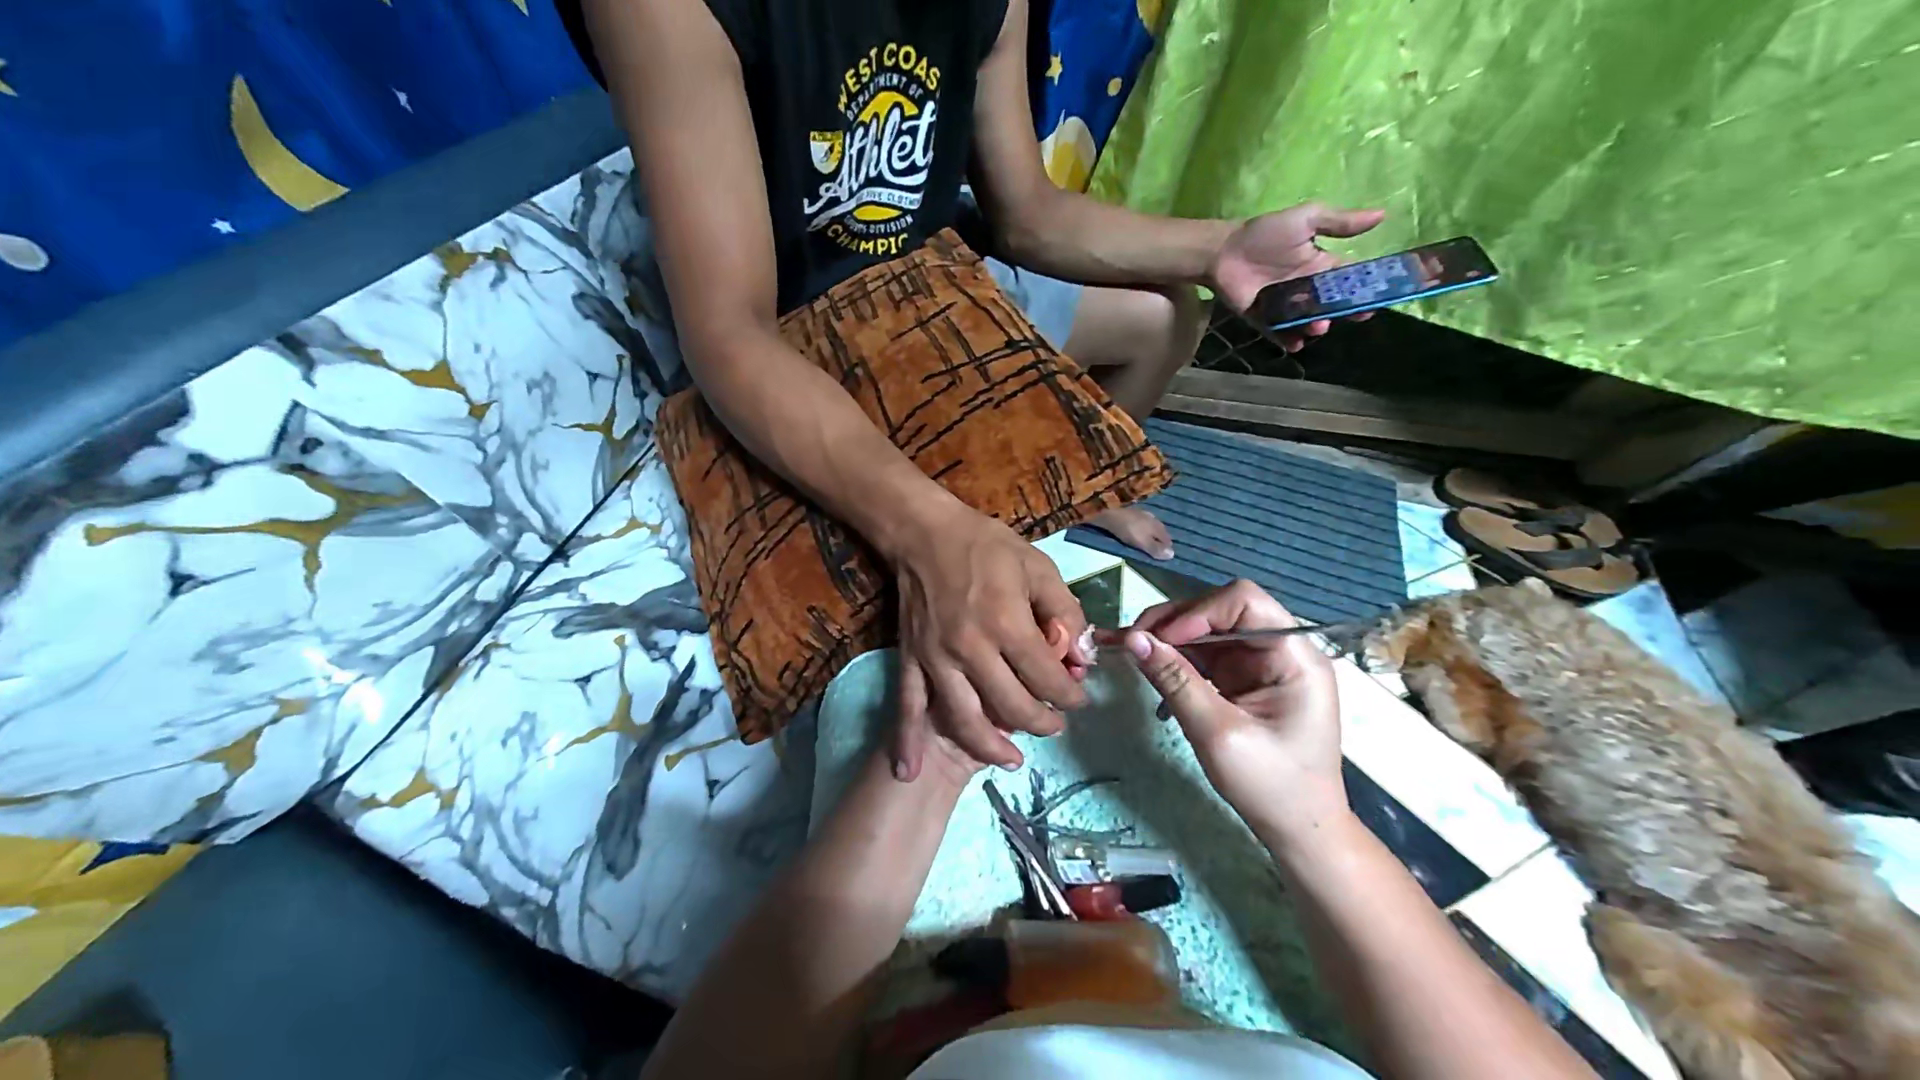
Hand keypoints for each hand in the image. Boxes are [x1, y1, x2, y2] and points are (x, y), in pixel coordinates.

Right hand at [891, 506, 1089, 778]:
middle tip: (1055, 722)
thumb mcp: (1039, 567)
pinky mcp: (911, 660)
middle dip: (1042, 723)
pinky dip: (906, 743)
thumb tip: (1082, 655)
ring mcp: (937, 659)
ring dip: (993, 748)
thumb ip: (1065, 612)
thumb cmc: (986, 546)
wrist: (925, 533)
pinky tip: (909, 773)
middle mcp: (972, 650)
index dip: (1071, 695)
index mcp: (1008, 624)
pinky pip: (908, 707)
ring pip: (966, 721)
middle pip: (1013, 708)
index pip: (1048, 679)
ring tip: (1013, 759)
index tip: (1078, 696)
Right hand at [1121, 579, 1346, 839]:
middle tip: (1132, 642)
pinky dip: (1174, 656)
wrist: (1299, 829)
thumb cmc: (1271, 786)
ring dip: (1168, 637)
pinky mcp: (1243, 677)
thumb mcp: (1217, 733)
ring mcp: (1261, 662)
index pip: (1245, 602)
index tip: (1159, 639)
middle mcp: (1280, 649)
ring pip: (1207, 628)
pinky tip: (1147, 664)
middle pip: (1221, 610)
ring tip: (1130, 650)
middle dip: (1174, 622)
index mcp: (1294, 656)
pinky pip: (1204, 652)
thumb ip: (1175, 681)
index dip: (1197, 612)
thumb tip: (1132, 639)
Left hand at [1210, 203, 1386, 352]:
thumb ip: (1340, 222)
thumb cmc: (1264, 233)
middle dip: (1343, 312)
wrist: (1223, 251)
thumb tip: (1382, 216)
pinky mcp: (1263, 318)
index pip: (1346, 280)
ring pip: (1305, 321)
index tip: (1378, 298)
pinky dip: (1287, 339)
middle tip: (1356, 317)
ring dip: (1315, 326)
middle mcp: (1304, 288)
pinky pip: (1278, 332)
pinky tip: (1296, 344)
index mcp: (1318, 265)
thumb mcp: (1306, 219)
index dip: (1362, 289)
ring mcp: (1284, 305)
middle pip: (1329, 305)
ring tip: (1318, 327)